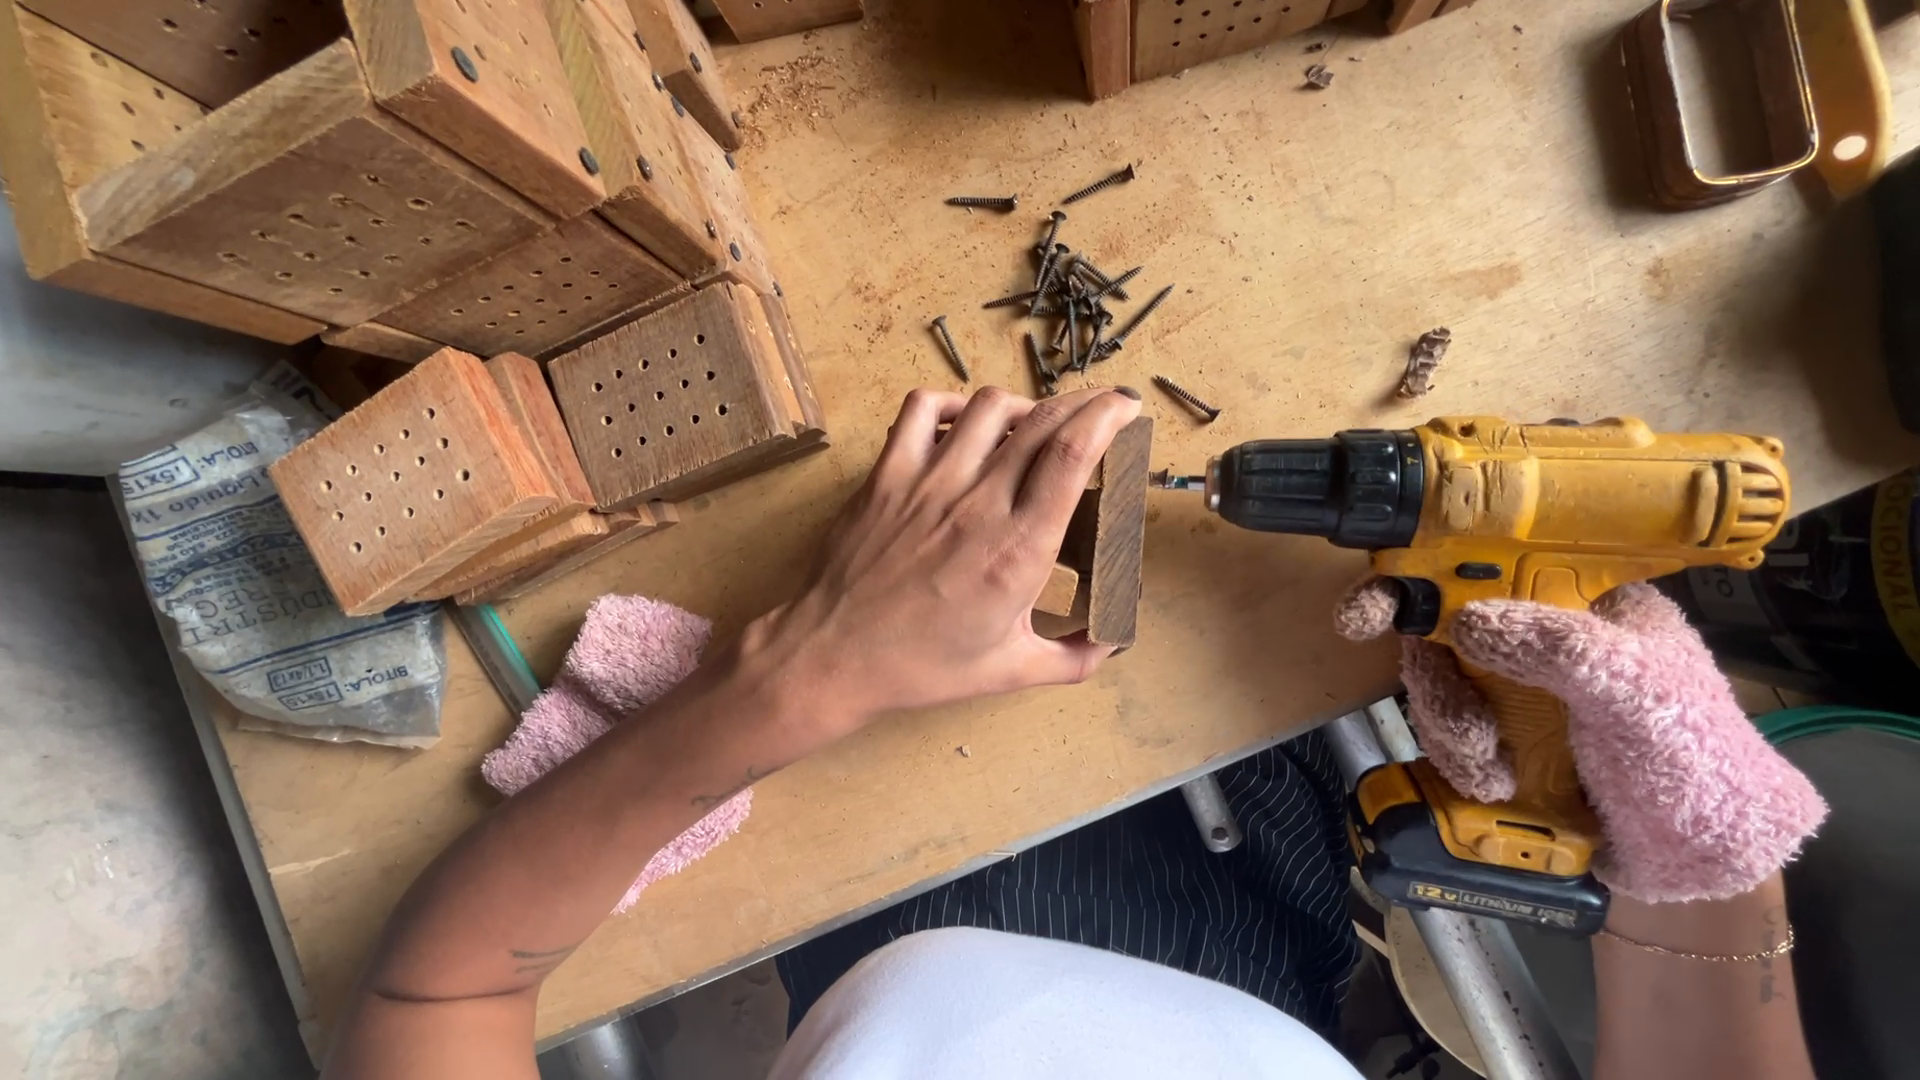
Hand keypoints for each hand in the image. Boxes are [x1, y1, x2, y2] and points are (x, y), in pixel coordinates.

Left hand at [746, 385, 1142, 734]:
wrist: (833, 656)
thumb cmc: (922, 666)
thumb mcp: (1010, 672)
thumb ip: (1073, 658)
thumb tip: (1113, 644)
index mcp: (1019, 549)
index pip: (1072, 453)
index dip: (1108, 415)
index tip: (1126, 408)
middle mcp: (977, 504)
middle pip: (1042, 420)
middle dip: (1083, 401)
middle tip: (1097, 409)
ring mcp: (927, 483)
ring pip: (987, 406)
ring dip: (1023, 405)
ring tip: (1031, 424)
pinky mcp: (886, 476)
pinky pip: (921, 410)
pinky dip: (952, 404)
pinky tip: (964, 424)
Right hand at [1337, 581, 1826, 902]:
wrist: (1707, 859)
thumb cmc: (1696, 762)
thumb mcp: (1639, 693)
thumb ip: (1560, 650)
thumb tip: (1463, 621)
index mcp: (1578, 598)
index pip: (1486, 564)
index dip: (1420, 575)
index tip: (1374, 610)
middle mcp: (1535, 633)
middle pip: (1440, 629)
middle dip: (1434, 681)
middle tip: (1449, 719)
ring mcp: (1511, 684)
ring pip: (1436, 683)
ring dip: (1447, 730)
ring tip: (1490, 771)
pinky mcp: (1496, 729)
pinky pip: (1441, 726)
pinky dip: (1452, 757)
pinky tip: (1491, 783)